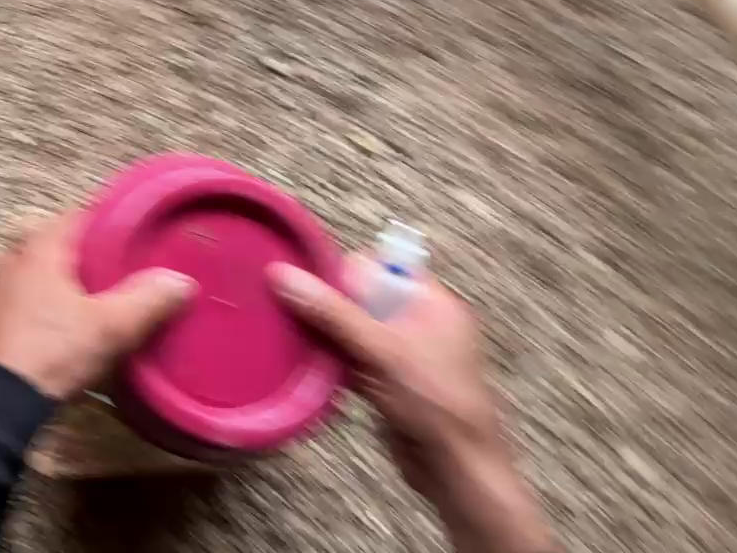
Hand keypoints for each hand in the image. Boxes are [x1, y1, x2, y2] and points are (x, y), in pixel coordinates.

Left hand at [0, 212, 194, 401]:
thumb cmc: (53, 352)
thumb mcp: (109, 327)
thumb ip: (146, 300)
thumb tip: (180, 280)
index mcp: (40, 248)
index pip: (77, 216)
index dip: (108, 221)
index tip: (135, 234)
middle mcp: (13, 258)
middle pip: (59, 243)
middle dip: (90, 254)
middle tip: (124, 268)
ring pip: (41, 270)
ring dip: (67, 279)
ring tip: (101, 296)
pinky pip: (26, 294)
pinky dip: (47, 299)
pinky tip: (67, 321)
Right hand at [270, 259, 557, 552]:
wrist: (456, 473)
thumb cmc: (434, 405)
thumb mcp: (379, 350)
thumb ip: (330, 310)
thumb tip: (279, 272)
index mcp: (432, 302)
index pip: (377, 263)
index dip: (345, 272)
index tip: (316, 290)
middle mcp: (419, 319)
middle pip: (358, 293)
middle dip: (329, 306)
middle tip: (305, 317)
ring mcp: (405, 348)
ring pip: (350, 323)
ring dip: (327, 332)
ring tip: (308, 342)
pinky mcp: (390, 374)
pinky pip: (351, 349)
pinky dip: (334, 354)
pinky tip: (319, 364)